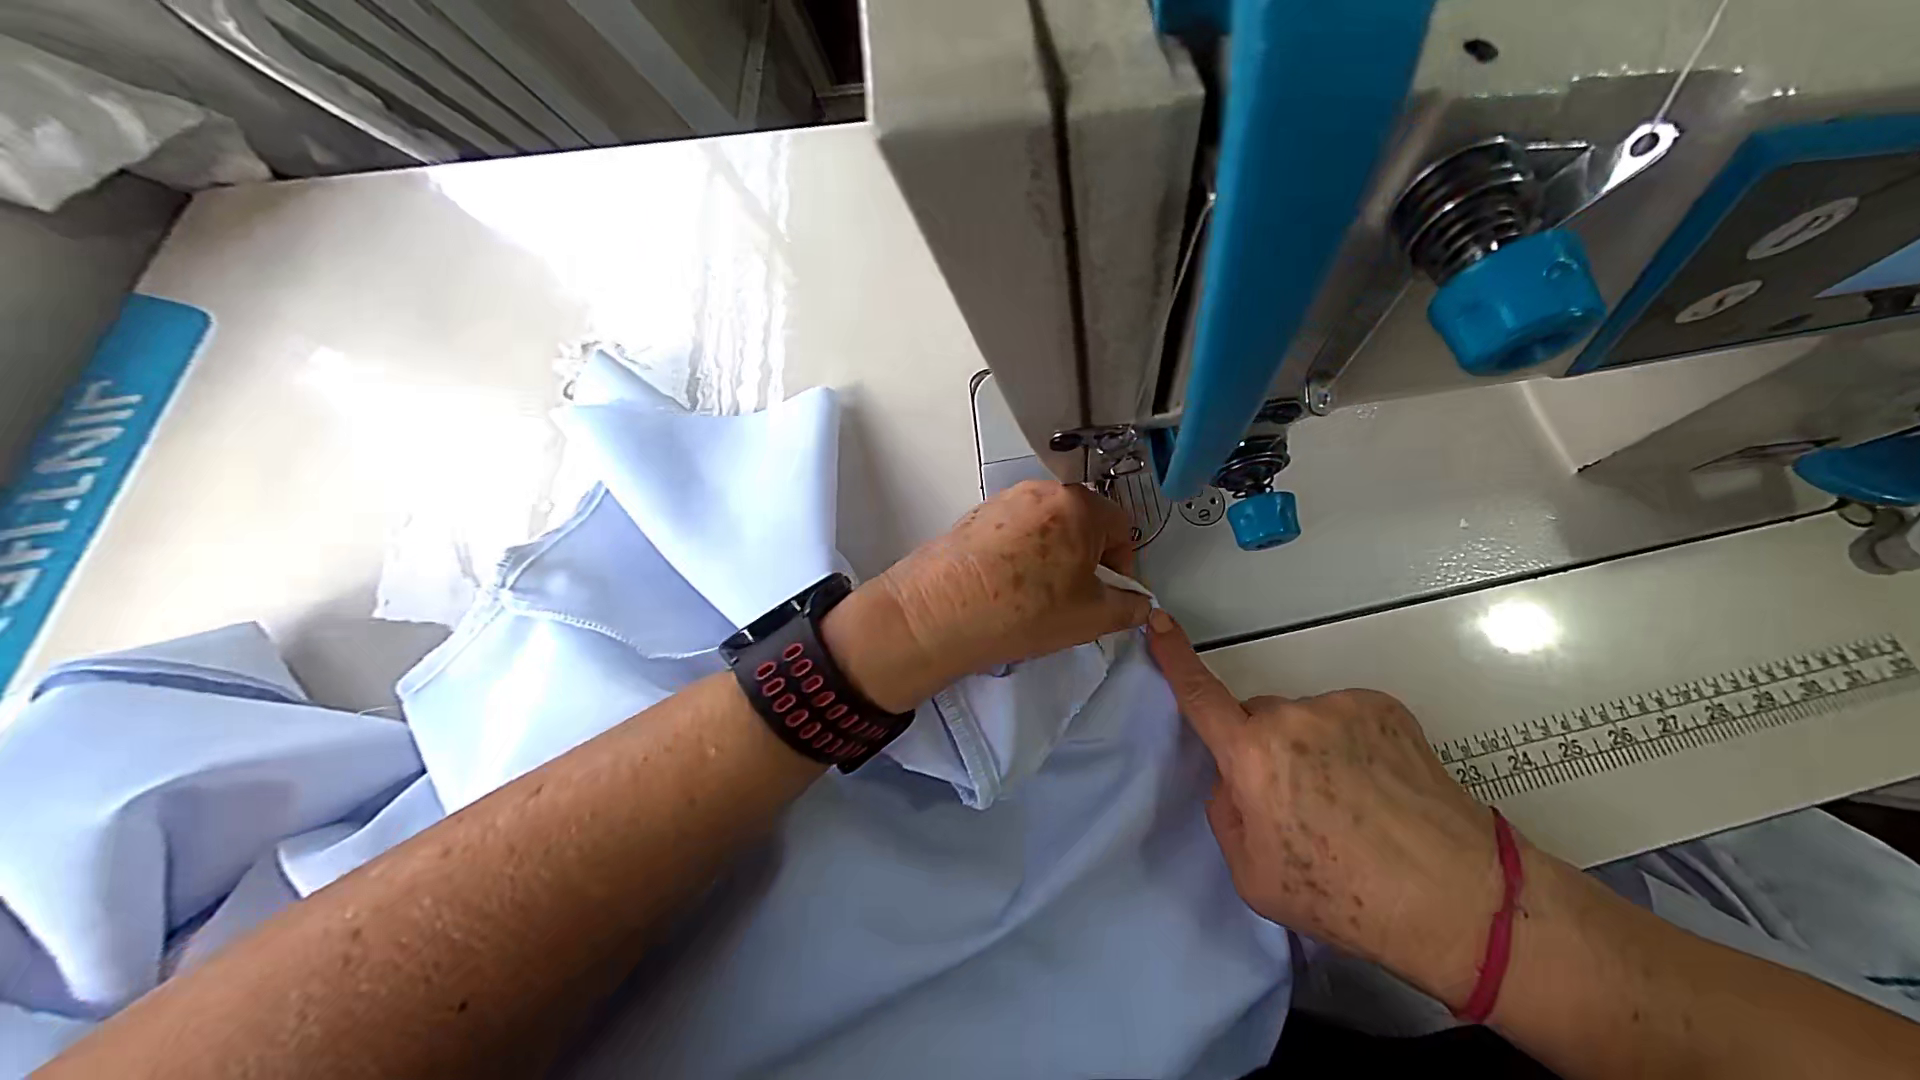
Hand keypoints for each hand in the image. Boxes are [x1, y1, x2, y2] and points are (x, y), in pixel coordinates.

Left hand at [825, 481, 1151, 711]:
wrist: (937, 613)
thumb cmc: (1024, 610)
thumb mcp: (1092, 618)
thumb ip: (1129, 606)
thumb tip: (1137, 602)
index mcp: (1079, 505)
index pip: (1122, 527)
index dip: (1122, 566)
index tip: (1109, 594)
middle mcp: (1041, 491)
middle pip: (1082, 522)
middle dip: (1086, 558)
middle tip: (1074, 597)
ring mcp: (1003, 500)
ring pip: (1046, 527)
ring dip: (1052, 556)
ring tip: (1036, 597)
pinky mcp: (974, 516)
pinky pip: (1013, 532)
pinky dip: (1020, 554)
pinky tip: (1006, 588)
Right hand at [1143, 611, 1504, 1006]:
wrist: (1463, 902)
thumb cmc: (1344, 897)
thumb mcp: (1253, 875)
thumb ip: (1227, 813)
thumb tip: (1238, 779)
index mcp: (1251, 755)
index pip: (1199, 696)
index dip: (1174, 657)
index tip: (1157, 619)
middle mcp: (1291, 716)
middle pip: (1256, 719)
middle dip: (1261, 749)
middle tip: (1300, 805)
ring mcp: (1342, 706)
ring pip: (1301, 719)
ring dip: (1309, 748)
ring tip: (1352, 804)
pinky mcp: (1385, 706)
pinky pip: (1342, 718)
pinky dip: (1348, 743)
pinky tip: (1379, 787)